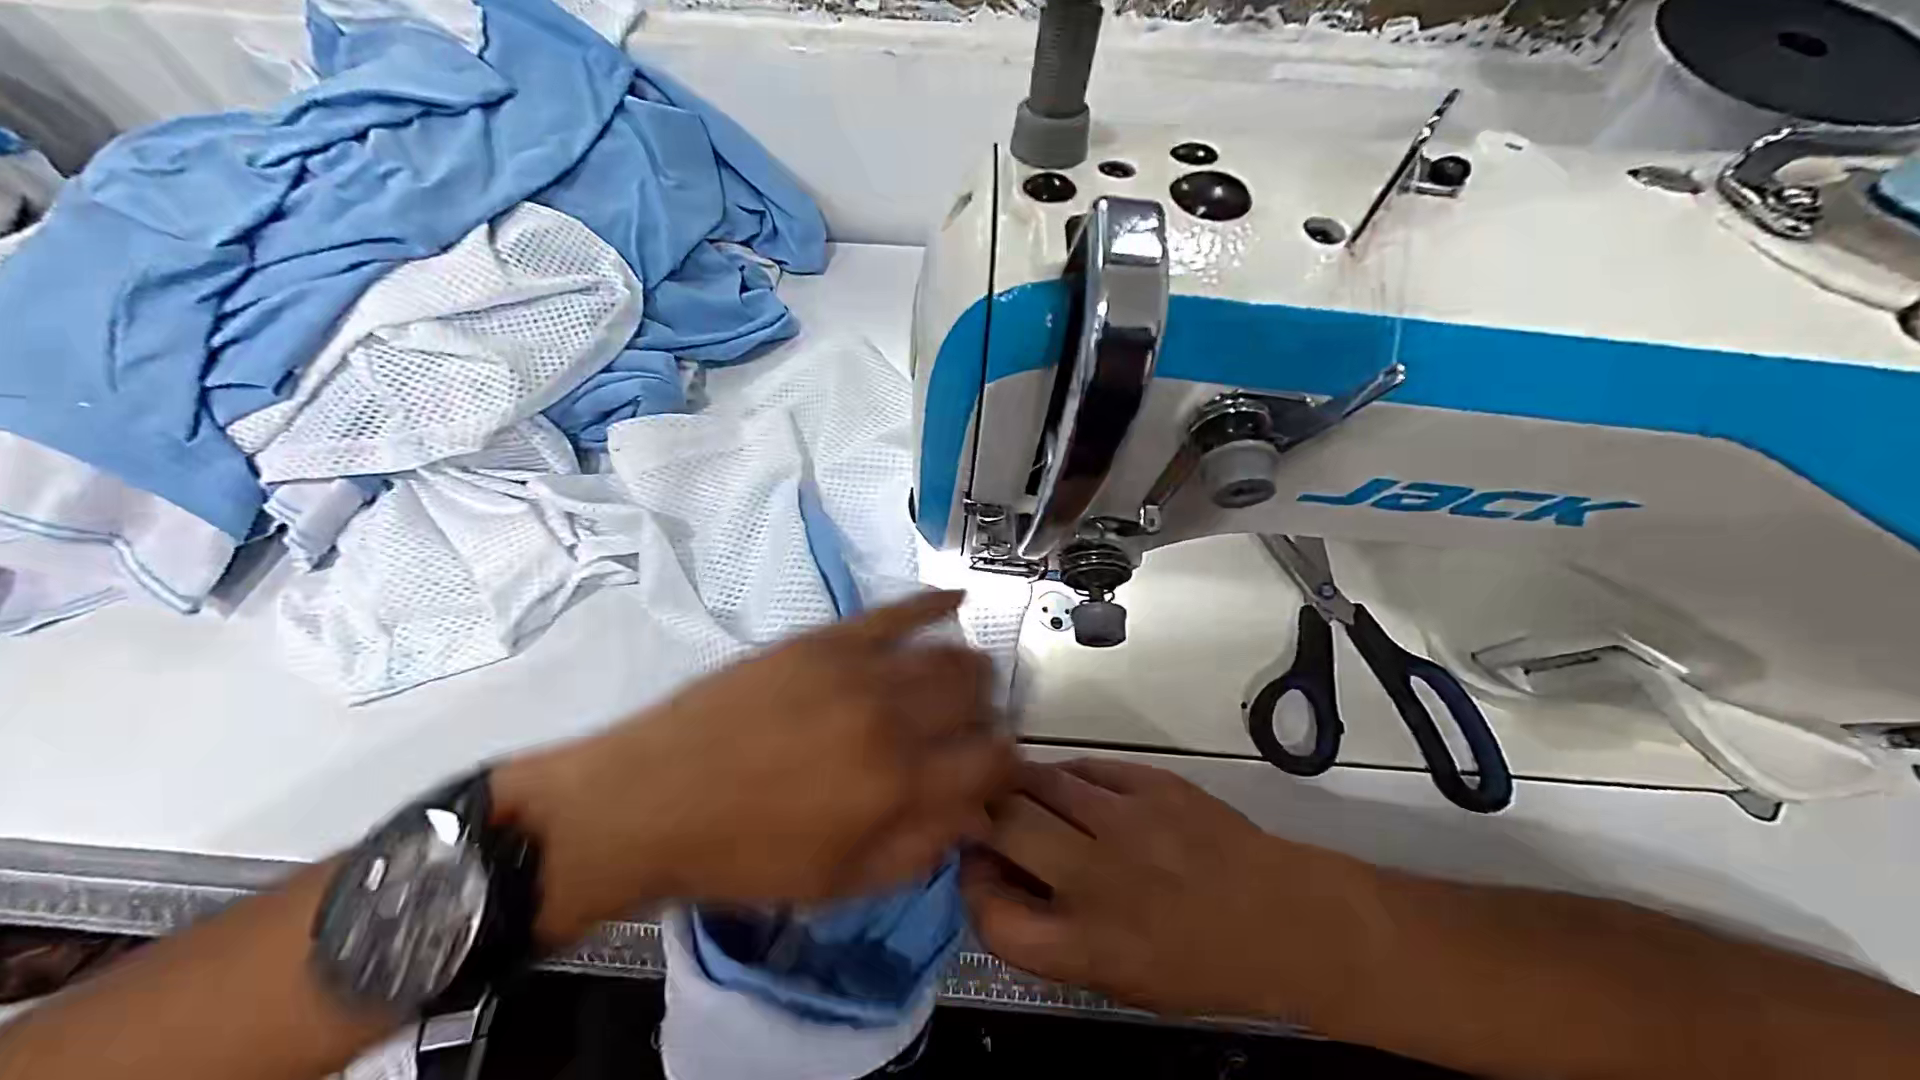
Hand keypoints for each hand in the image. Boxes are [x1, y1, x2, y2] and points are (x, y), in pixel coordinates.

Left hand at [496, 591, 1015, 944]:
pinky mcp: (825, 639)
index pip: (991, 762)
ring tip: (962, 679)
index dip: (1007, 764)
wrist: (652, 799)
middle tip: (970, 728)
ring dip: (968, 669)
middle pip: (976, 700)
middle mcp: (893, 720)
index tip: (1001, 767)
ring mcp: (860, 670)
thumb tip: (976, 817)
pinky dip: (932, 604)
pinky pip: (895, 612)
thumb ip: (920, 849)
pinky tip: (955, 599)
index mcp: (901, 787)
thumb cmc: (745, 855)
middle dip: (987, 714)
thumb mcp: (840, 881)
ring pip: (946, 655)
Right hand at [963, 759, 1386, 1021]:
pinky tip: (1069, 787)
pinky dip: (1065, 776)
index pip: (993, 915)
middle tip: (987, 819)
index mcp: (1089, 946)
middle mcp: (1099, 879)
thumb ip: (1051, 938)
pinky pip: (1084, 767)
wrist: (1285, 920)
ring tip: (1018, 792)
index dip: (973, 889)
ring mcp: (1126, 821)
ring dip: (1016, 785)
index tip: (980, 873)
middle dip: (982, 818)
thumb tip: (999, 880)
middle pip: (1004, 826)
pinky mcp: (1151, 783)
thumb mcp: (1119, 980)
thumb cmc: (1201, 966)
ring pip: (1038, 780)